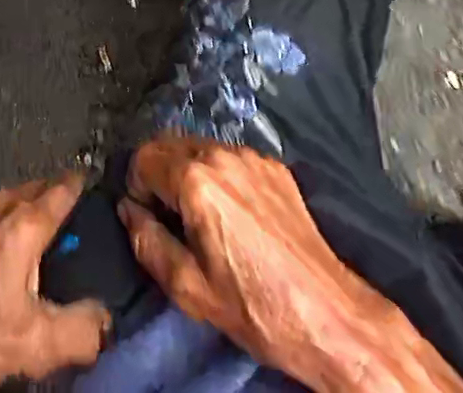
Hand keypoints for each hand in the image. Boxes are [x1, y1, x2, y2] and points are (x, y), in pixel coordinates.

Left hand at [0, 177, 111, 392]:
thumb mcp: (38, 342)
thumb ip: (82, 329)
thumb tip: (102, 320)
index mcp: (20, 229)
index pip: (57, 193)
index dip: (76, 184)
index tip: (86, 177)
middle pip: (29, 188)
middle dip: (50, 189)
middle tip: (66, 197)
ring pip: (2, 198)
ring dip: (22, 201)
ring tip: (36, 217)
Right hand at [119, 137, 462, 392]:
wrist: (333, 318)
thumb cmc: (256, 308)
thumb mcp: (188, 288)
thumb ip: (146, 241)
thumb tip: (129, 210)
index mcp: (196, 181)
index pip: (142, 158)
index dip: (137, 188)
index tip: (150, 218)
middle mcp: (222, 156)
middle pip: (166, 143)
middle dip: (157, 174)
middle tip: (169, 216)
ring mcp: (251, 158)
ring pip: (196, 146)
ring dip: (185, 170)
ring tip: (201, 214)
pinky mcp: (274, 167)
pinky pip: (227, 157)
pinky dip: (216, 173)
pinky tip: (232, 212)